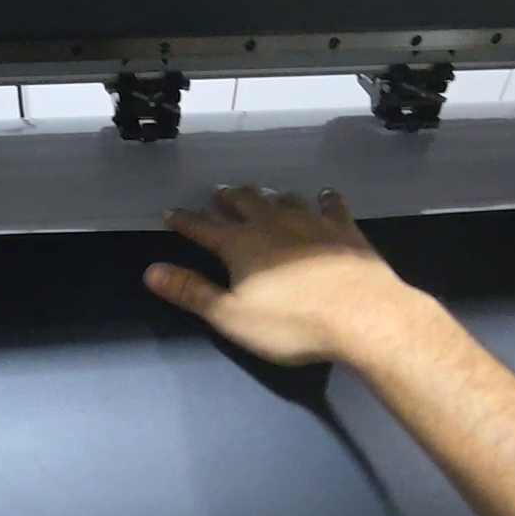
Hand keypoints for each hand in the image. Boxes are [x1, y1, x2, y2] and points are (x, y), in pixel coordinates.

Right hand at [145, 186, 428, 365]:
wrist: (363, 317)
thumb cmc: (290, 323)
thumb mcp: (231, 316)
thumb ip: (192, 292)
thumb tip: (151, 272)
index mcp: (241, 245)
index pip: (204, 228)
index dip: (185, 221)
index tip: (171, 213)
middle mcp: (274, 224)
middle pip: (245, 202)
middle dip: (228, 198)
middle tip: (218, 192)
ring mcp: (313, 223)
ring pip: (285, 199)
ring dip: (269, 195)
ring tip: (262, 193)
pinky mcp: (346, 231)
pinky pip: (332, 205)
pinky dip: (324, 198)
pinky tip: (324, 194)